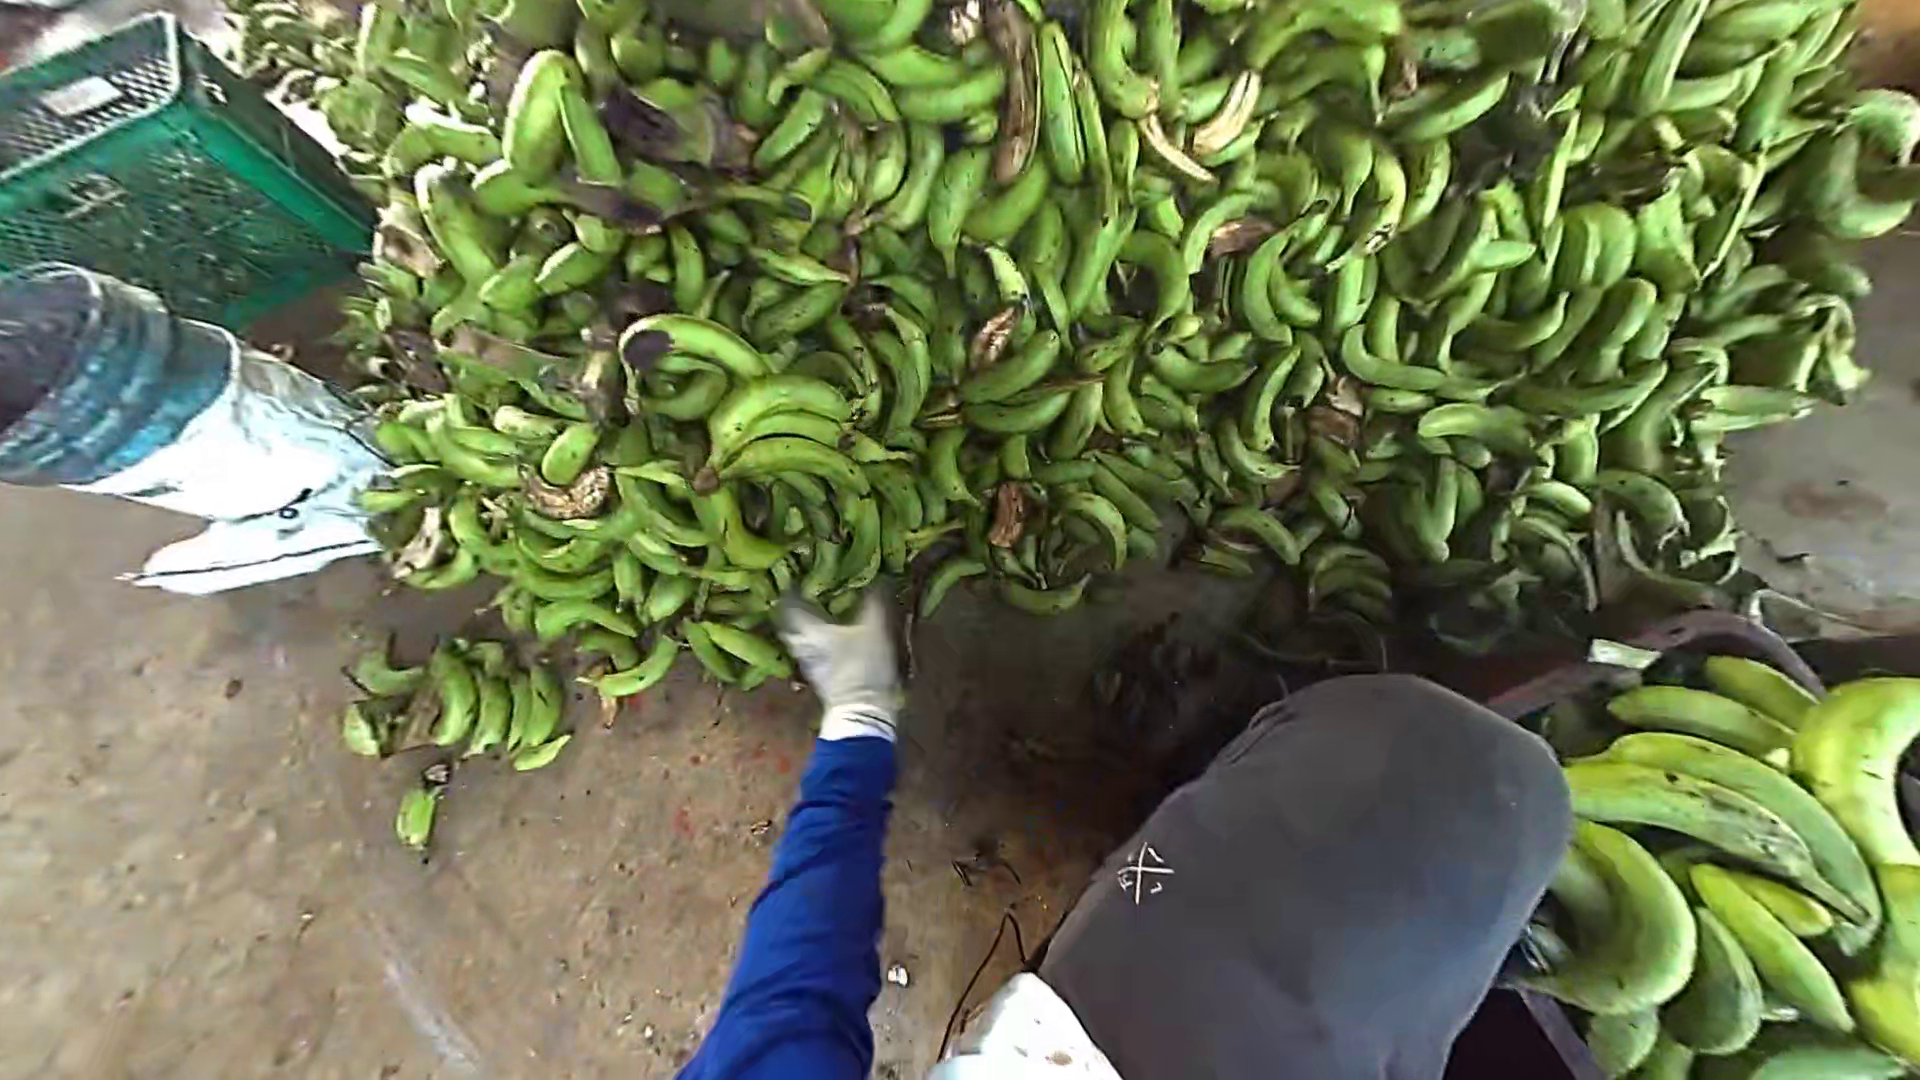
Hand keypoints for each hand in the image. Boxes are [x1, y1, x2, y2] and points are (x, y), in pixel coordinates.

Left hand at [777, 590, 902, 740]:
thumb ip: (875, 602)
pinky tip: (831, 644)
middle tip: (802, 601)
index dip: (790, 593)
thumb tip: (879, 578)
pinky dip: (817, 646)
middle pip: (790, 628)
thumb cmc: (864, 665)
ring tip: (818, 620)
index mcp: (812, 631)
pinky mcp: (821, 680)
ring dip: (805, 631)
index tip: (794, 581)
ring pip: (800, 643)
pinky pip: (812, 656)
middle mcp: (804, 647)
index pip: (790, 607)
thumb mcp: (876, 629)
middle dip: (793, 614)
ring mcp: (810, 666)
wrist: (863, 711)